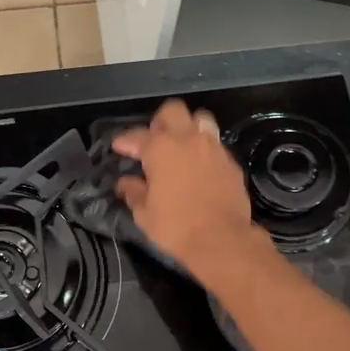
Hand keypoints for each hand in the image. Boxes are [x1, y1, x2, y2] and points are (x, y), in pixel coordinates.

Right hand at [111, 99, 267, 276]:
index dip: (124, 141)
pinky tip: (199, 168)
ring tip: (181, 146)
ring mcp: (213, 148)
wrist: (221, 240)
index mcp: (161, 148)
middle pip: (173, 110)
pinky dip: (204, 150)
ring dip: (188, 128)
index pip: (137, 135)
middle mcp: (188, 139)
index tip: (119, 148)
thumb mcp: (144, 214)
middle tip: (154, 140)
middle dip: (161, 121)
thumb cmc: (176, 227)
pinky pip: (215, 145)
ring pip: (201, 120)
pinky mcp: (230, 162)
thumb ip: (133, 192)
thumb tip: (125, 183)